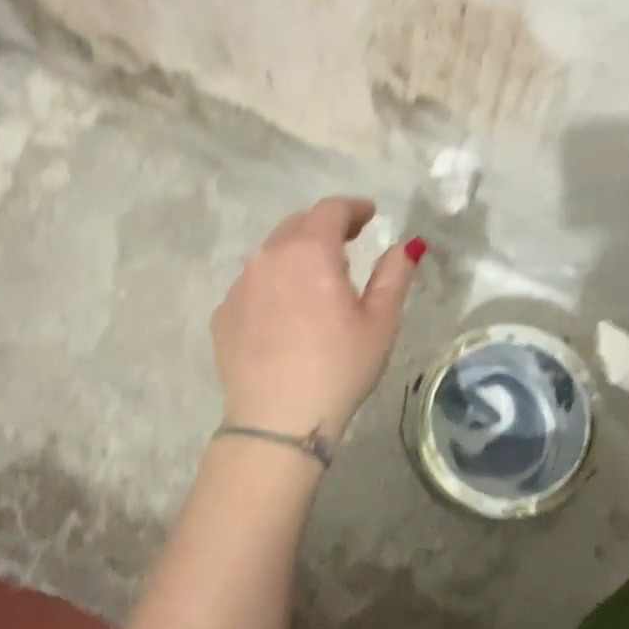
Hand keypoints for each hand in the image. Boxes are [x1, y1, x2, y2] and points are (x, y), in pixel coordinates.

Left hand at [210, 195, 423, 446]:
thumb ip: (393, 275)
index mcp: (310, 251)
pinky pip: (253, 286)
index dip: (353, 207)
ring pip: (271, 255)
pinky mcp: (223, 314)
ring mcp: (239, 286)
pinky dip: (274, 286)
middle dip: (324, 227)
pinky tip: (288, 316)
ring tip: (317, 280)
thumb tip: (405, 245)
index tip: (370, 215)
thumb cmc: (339, 367)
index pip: (331, 210)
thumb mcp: (380, 322)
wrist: (277, 420)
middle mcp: (268, 257)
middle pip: (297, 225)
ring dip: (297, 255)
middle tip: (349, 241)